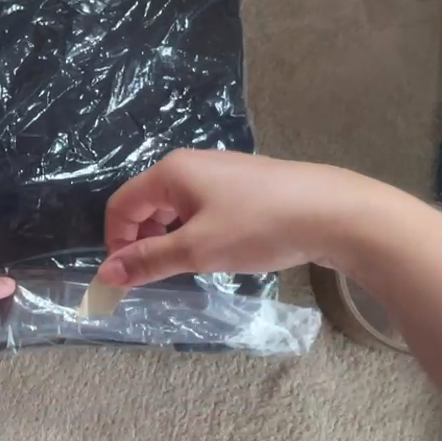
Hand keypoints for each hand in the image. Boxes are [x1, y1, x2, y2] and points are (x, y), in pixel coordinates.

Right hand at [96, 150, 389, 286]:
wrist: (337, 212)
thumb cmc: (258, 227)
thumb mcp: (197, 249)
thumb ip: (148, 261)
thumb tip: (104, 274)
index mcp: (170, 172)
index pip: (121, 205)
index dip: (117, 241)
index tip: (129, 276)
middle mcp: (189, 164)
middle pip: (146, 204)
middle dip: (144, 240)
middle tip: (161, 274)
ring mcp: (219, 171)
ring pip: (175, 207)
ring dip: (171, 238)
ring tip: (191, 265)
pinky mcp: (244, 183)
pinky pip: (201, 206)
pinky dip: (196, 230)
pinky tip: (220, 250)